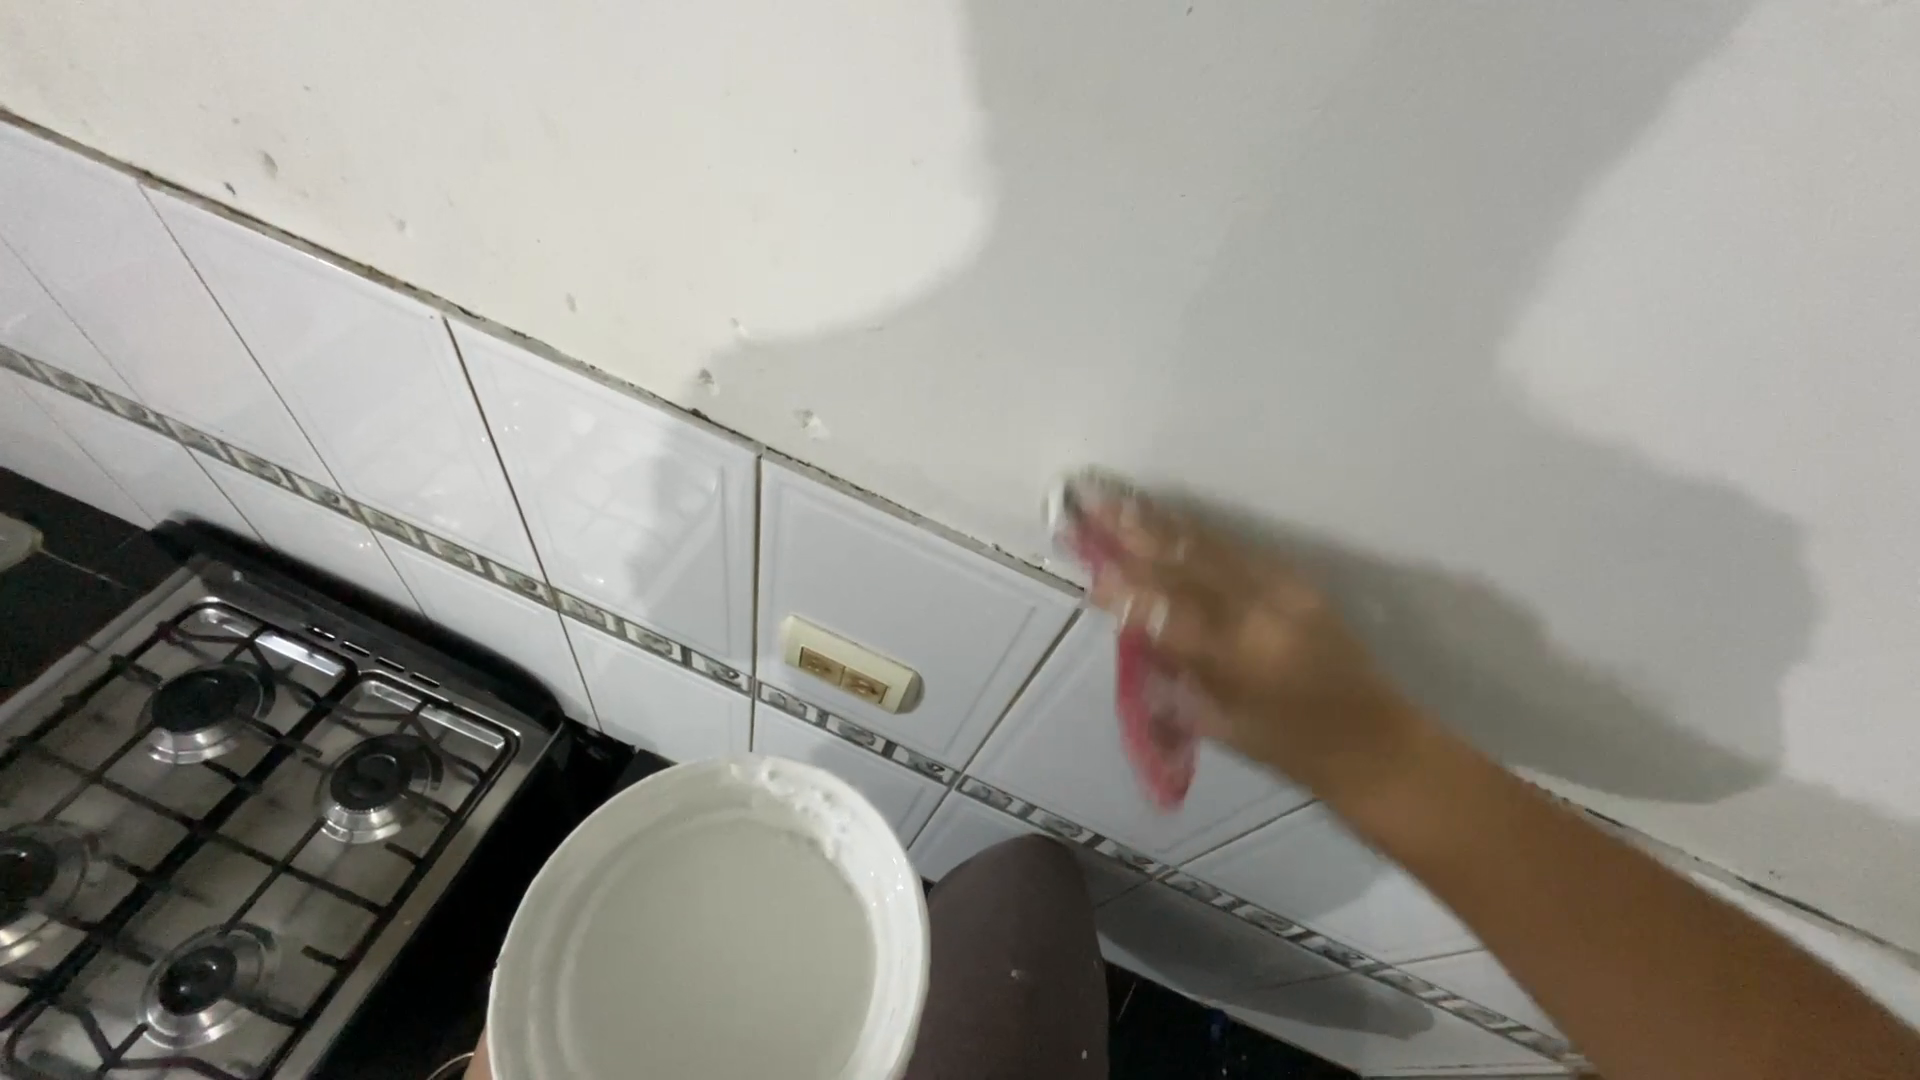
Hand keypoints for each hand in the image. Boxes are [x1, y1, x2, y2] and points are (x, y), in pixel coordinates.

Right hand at [1076, 490, 1431, 802]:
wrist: (1378, 742)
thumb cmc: (1293, 750)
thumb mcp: (1224, 725)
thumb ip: (1177, 677)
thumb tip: (1135, 632)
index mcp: (1245, 662)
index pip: (1173, 618)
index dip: (1129, 595)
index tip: (1090, 577)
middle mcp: (1265, 615)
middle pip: (1190, 564)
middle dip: (1136, 534)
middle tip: (1092, 507)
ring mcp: (1286, 591)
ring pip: (1212, 546)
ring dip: (1162, 523)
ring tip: (1121, 500)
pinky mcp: (1298, 582)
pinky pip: (1236, 549)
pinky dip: (1195, 533)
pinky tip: (1169, 519)